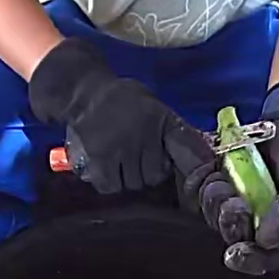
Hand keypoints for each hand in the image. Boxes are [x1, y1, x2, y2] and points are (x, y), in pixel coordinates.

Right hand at [28, 38, 213, 194]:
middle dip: (145, 174)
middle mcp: (145, 136)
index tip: (173, 174)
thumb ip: (169, 130)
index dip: (176, 169)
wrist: (85, 92)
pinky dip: (109, 182)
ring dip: (126, 179)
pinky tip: (107, 171)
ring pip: (132, 184)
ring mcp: (122, 148)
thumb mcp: (152, 106)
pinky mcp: (101, 158)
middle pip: (153, 177)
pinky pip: (110, 186)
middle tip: (135, 163)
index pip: (180, 156)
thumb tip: (194, 158)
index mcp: (161, 122)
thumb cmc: (121, 100)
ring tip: (119, 165)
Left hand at [181, 78, 278, 274]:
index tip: (237, 254)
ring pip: (215, 220)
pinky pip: (198, 195)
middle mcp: (253, 225)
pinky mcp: (214, 191)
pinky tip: (217, 169)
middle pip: (236, 242)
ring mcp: (232, 208)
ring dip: (217, 201)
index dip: (252, 261)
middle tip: (235, 206)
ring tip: (227, 179)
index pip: (268, 258)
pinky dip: (205, 182)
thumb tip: (269, 240)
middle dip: (231, 226)